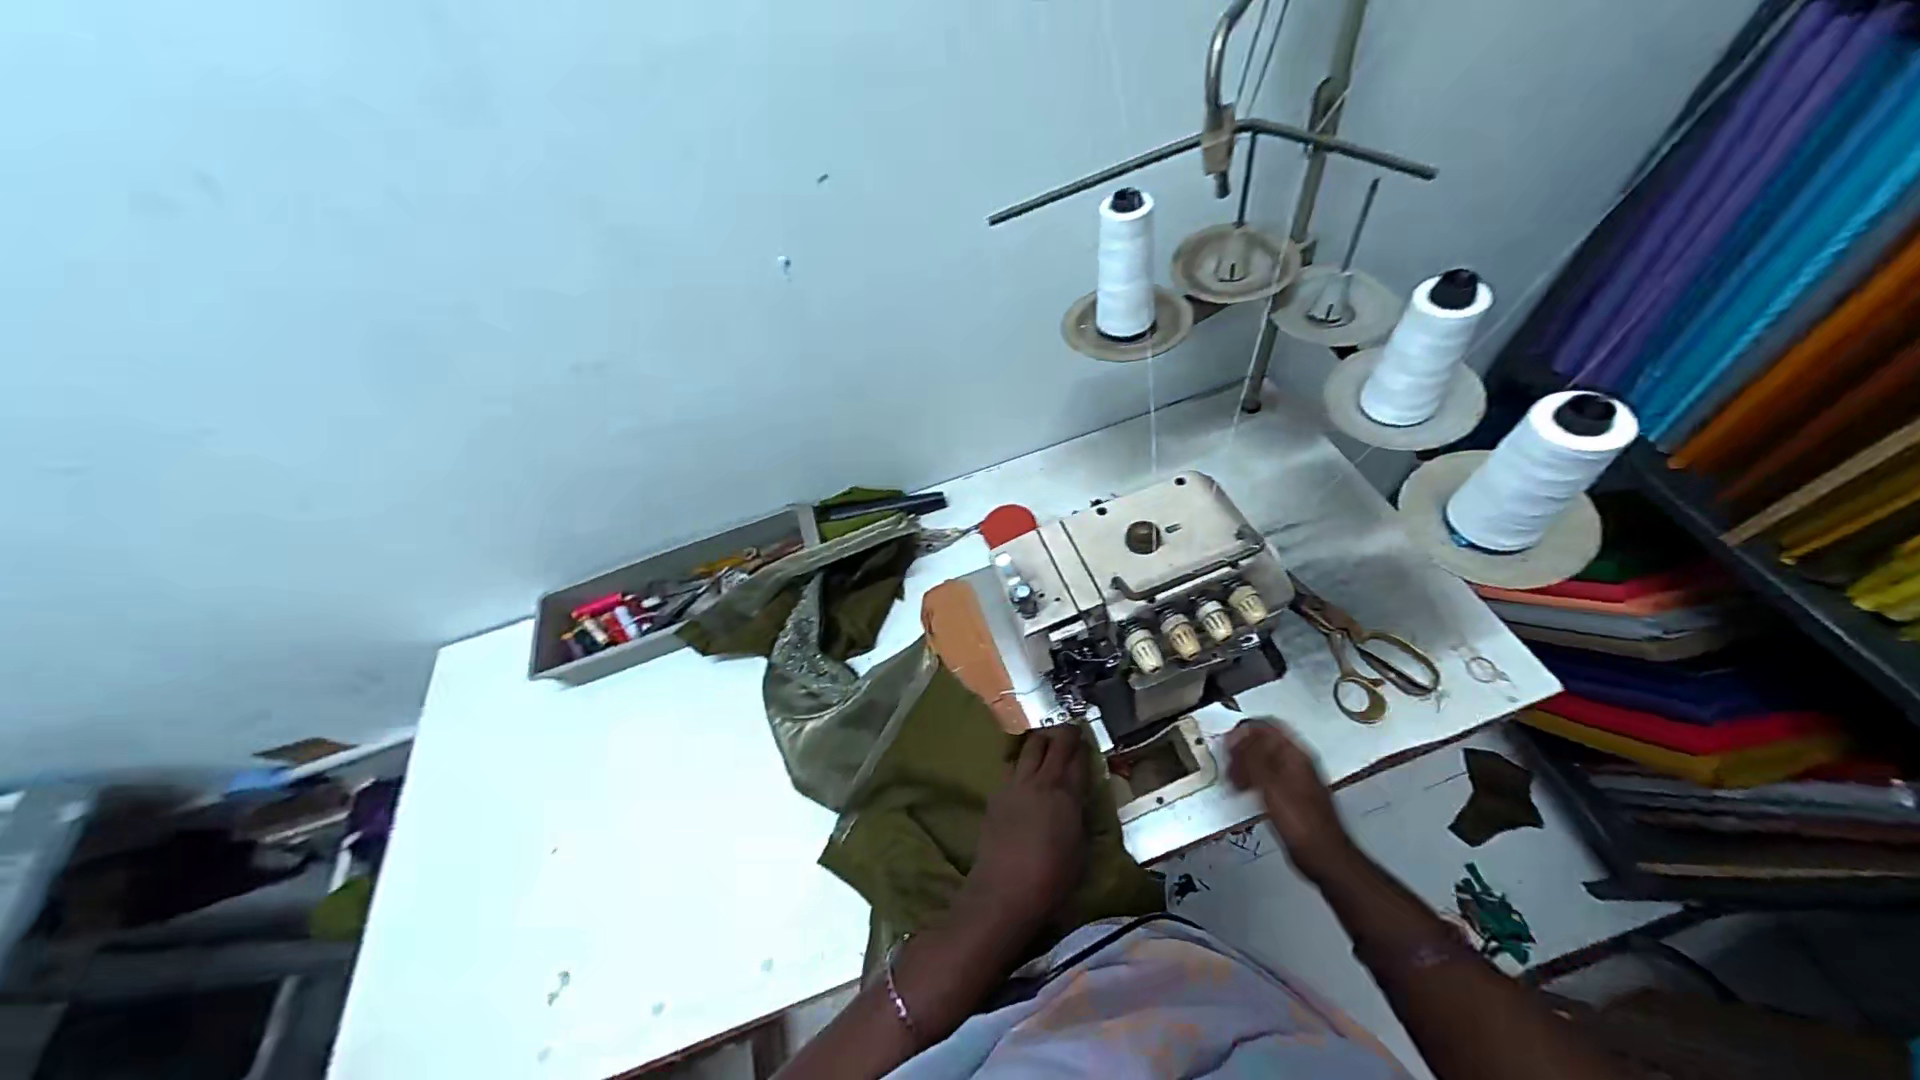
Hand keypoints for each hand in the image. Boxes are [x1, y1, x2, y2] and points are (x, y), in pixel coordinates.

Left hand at [959, 726, 1088, 933]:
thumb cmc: (1052, 879)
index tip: (1086, 740)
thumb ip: (1078, 818)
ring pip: (1028, 748)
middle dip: (1063, 734)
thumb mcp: (1080, 850)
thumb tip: (1077, 804)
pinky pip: (1010, 768)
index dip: (1083, 747)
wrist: (1005, 890)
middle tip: (1069, 732)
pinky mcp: (996, 795)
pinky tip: (1022, 773)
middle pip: (1052, 744)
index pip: (1078, 759)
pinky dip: (1019, 763)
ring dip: (1038, 742)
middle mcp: (1041, 782)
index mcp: (1067, 795)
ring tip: (1044, 743)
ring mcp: (1015, 785)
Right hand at [1227, 719, 1355, 879]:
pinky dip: (1251, 779)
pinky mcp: (1290, 795)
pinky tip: (1244, 791)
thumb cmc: (1304, 825)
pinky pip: (1266, 776)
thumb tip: (1236, 737)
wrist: (1322, 856)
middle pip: (1264, 741)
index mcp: (1295, 755)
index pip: (1266, 726)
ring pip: (1263, 758)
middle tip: (1229, 760)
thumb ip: (1250, 758)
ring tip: (1233, 777)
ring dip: (1245, 765)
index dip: (1244, 729)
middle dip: (1241, 749)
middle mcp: (1297, 764)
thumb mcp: (1269, 785)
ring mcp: (1295, 779)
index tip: (1229, 741)